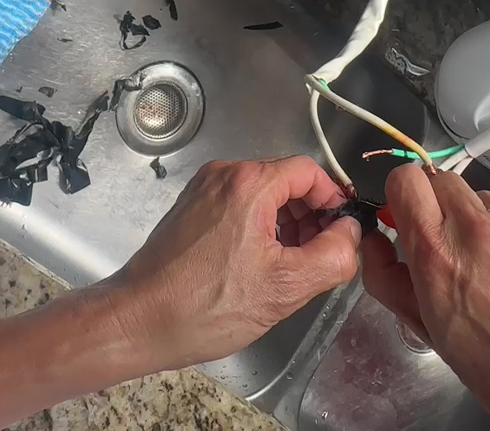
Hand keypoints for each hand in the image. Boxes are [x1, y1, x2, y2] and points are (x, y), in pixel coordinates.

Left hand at [102, 155, 361, 371]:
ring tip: (290, 264)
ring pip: (263, 193)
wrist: (138, 319)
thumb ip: (331, 255)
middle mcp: (225, 173)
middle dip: (310, 214)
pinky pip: (239, 202)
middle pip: (285, 179)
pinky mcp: (192, 205)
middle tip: (319, 255)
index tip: (343, 231)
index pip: (308, 170)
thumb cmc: (209, 305)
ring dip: (286, 221)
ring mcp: (204, 187)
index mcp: (248, 182)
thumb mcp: (285, 286)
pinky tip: (260, 262)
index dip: (332, 198)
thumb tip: (351, 232)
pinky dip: (259, 224)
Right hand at [361, 164, 489, 430]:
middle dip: (443, 208)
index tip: (412, 214)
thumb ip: (388, 278)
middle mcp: (480, 230)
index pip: (406, 179)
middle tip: (457, 247)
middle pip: (445, 180)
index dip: (405, 195)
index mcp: (439, 255)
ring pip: (489, 201)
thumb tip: (376, 239)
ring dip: (487, 225)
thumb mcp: (431, 333)